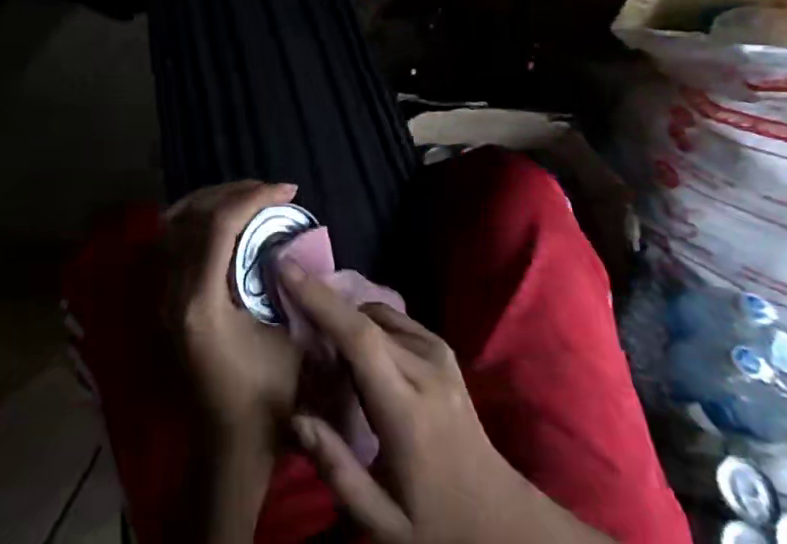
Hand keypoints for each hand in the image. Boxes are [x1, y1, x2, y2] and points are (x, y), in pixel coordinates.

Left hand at [164, 181, 302, 453]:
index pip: (218, 227)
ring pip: (174, 224)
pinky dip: (196, 220)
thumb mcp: (291, 340)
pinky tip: (224, 221)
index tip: (287, 190)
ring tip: (248, 197)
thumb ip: (290, 287)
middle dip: (231, 193)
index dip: (252, 198)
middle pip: (191, 217)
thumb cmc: (267, 398)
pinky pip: (171, 242)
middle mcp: (171, 292)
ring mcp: (161, 295)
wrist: (230, 443)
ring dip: (210, 202)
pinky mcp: (163, 299)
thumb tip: (293, 243)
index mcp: (200, 303)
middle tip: (269, 189)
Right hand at [277, 261, 611, 543]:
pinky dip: (364, 324)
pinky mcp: (444, 353)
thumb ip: (336, 469)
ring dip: (343, 317)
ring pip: (377, 314)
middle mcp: (426, 371)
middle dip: (321, 302)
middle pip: (364, 318)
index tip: (285, 267)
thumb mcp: (382, 521)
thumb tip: (296, 416)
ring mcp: (440, 357)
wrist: (501, 520)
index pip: (358, 338)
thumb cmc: (435, 523)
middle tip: (285, 308)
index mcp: (407, 410)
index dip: (319, 299)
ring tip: (319, 343)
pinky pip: (393, 320)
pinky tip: (352, 353)